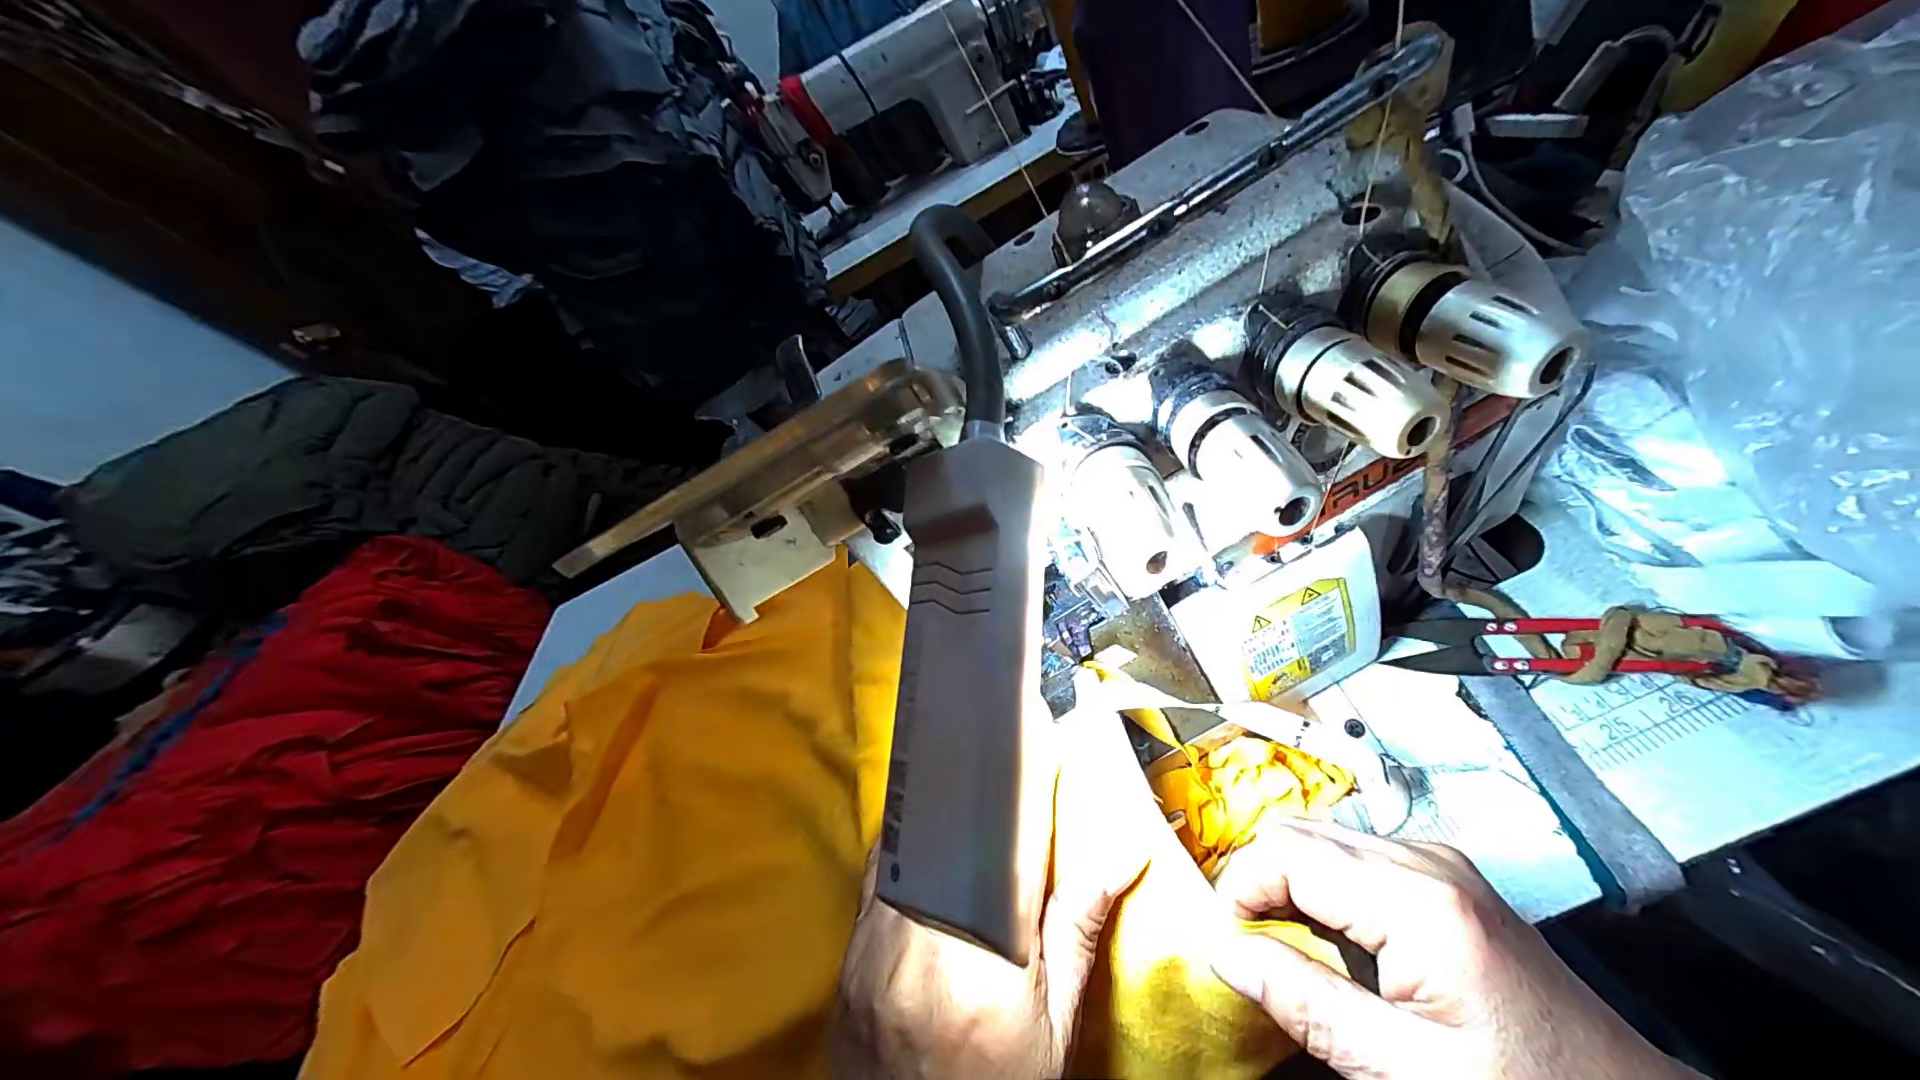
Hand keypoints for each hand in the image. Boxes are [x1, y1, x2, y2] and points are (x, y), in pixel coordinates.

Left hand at [832, 712, 1156, 1078]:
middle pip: (939, 830)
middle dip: (968, 786)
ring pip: (902, 846)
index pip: (995, 843)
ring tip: (965, 788)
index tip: (1024, 731)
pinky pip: (876, 875)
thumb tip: (1121, 852)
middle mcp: (910, 944)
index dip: (1011, 782)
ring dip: (936, 815)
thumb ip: (1077, 928)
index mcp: (975, 963)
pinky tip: (930, 847)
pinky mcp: (846, 954)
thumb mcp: (1054, 1024)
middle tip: (991, 741)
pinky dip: (905, 850)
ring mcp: (868, 947)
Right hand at [1208, 818, 1696, 1079]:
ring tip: (1286, 946)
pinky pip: (1349, 856)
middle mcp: (1424, 858)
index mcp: (1419, 898)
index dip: (1239, 889)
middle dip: (1257, 883)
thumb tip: (1222, 952)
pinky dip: (1318, 885)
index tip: (1227, 942)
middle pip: (1297, 834)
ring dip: (1285, 884)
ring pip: (1317, 839)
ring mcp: (1435, 860)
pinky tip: (1328, 938)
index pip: (1285, 852)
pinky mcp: (1439, 874)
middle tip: (1251, 947)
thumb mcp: (1409, 1070)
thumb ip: (1306, 1003)